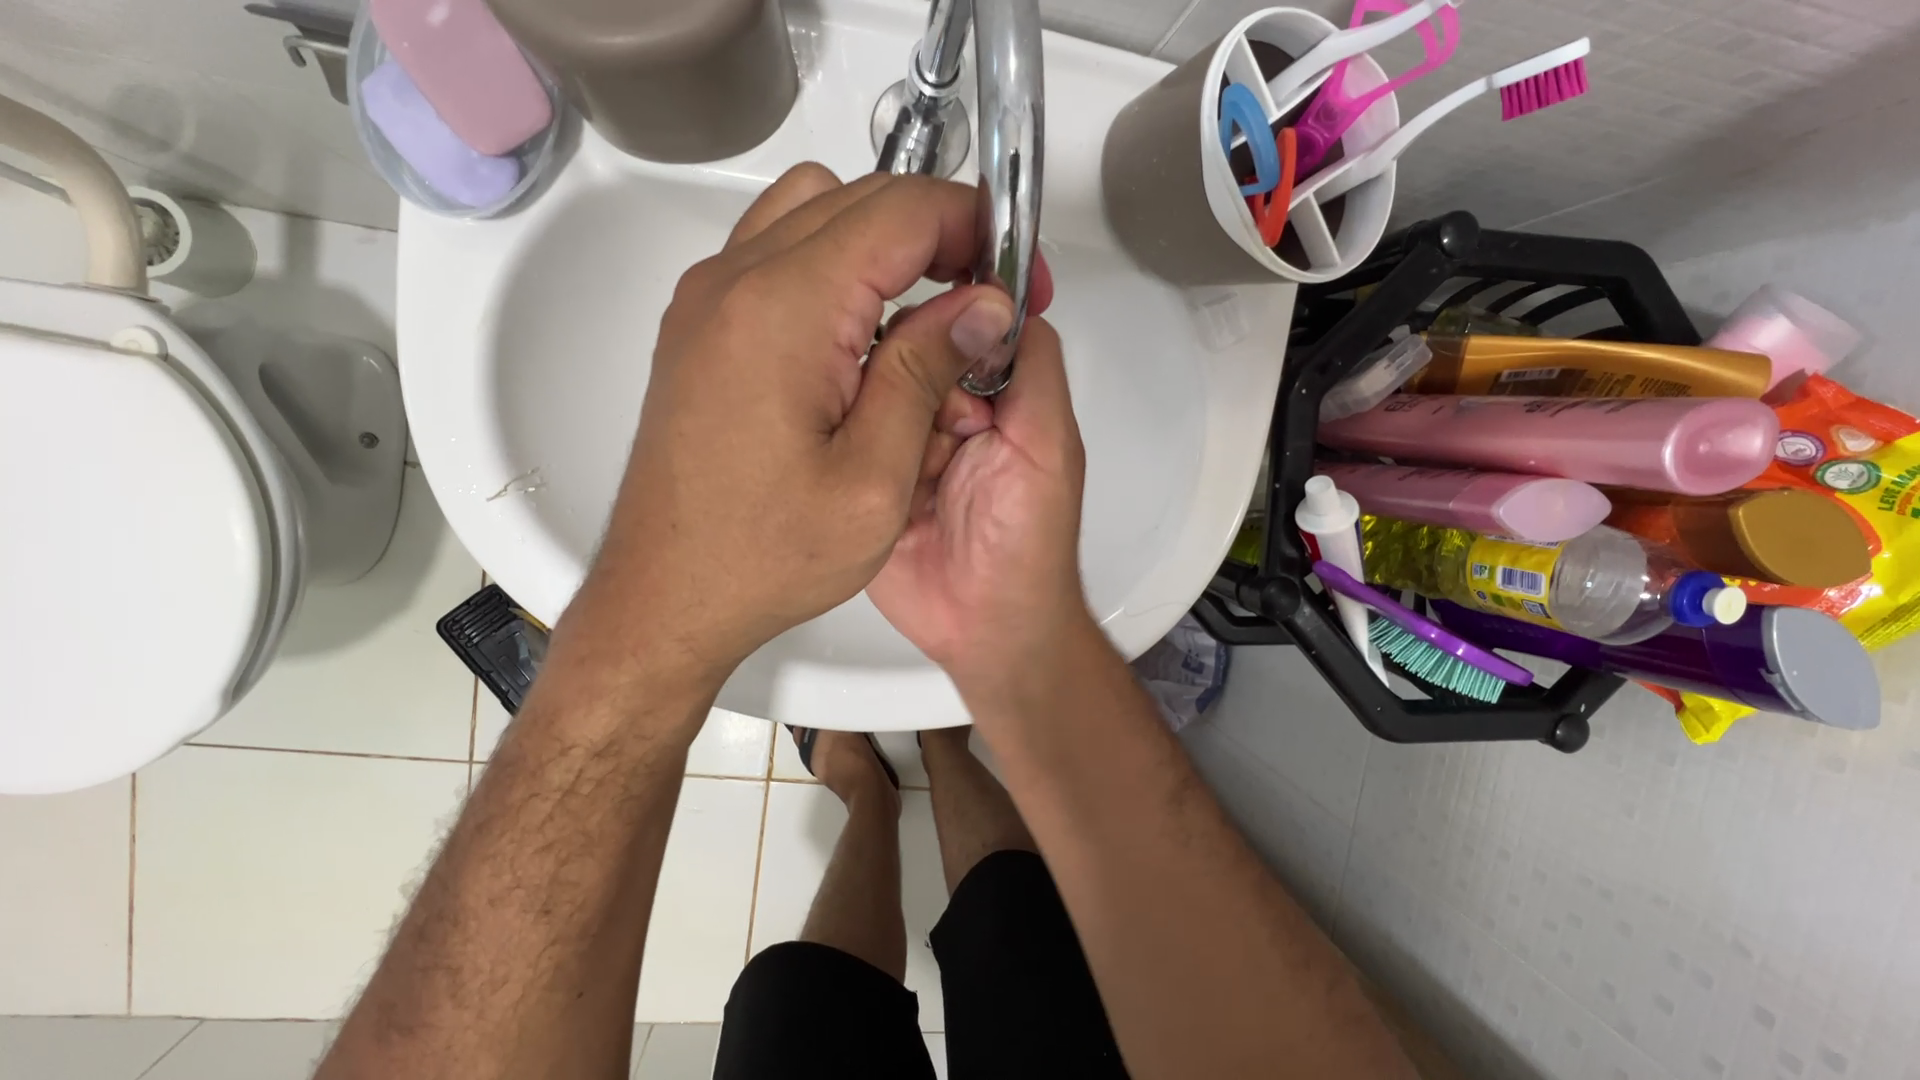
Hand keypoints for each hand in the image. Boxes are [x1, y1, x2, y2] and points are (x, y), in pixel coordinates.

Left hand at [565, 163, 1051, 692]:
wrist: (668, 594)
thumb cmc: (763, 556)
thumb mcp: (875, 479)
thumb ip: (928, 372)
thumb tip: (982, 305)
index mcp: (785, 311)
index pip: (902, 213)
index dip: (975, 229)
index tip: (1014, 275)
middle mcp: (735, 283)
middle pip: (862, 199)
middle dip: (940, 231)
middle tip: (986, 295)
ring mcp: (709, 300)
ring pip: (815, 210)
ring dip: (883, 240)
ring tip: (929, 308)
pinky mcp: (701, 326)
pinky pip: (775, 250)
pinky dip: (834, 263)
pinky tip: (863, 331)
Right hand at [867, 317, 1092, 689]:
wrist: (985, 626)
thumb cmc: (1030, 544)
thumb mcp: (1049, 446)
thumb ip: (1035, 373)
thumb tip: (1008, 302)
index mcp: (994, 397)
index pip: (961, 324)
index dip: (947, 319)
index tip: (930, 324)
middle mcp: (943, 412)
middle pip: (908, 350)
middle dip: (907, 371)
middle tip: (930, 429)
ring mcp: (899, 443)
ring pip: (871, 388)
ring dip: (875, 406)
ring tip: (895, 451)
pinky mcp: (865, 475)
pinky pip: (844, 436)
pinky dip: (843, 435)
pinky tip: (844, 446)